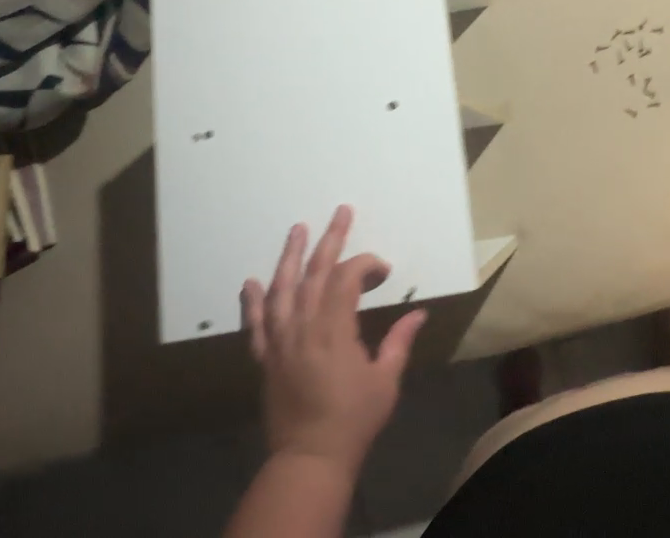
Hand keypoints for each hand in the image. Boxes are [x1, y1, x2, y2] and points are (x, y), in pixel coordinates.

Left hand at [241, 205, 424, 469]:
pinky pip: (255, 325)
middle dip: (330, 241)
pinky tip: (251, 282)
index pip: (346, 279)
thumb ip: (399, 342)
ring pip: (282, 290)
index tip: (383, 271)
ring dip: (290, 258)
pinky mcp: (265, 359)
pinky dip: (252, 302)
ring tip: (297, 230)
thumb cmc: (354, 419)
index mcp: (334, 331)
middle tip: (340, 212)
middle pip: (315, 274)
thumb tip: (419, 313)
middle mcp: (303, 329)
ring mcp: (279, 343)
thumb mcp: (386, 380)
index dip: (365, 265)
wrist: (310, 457)